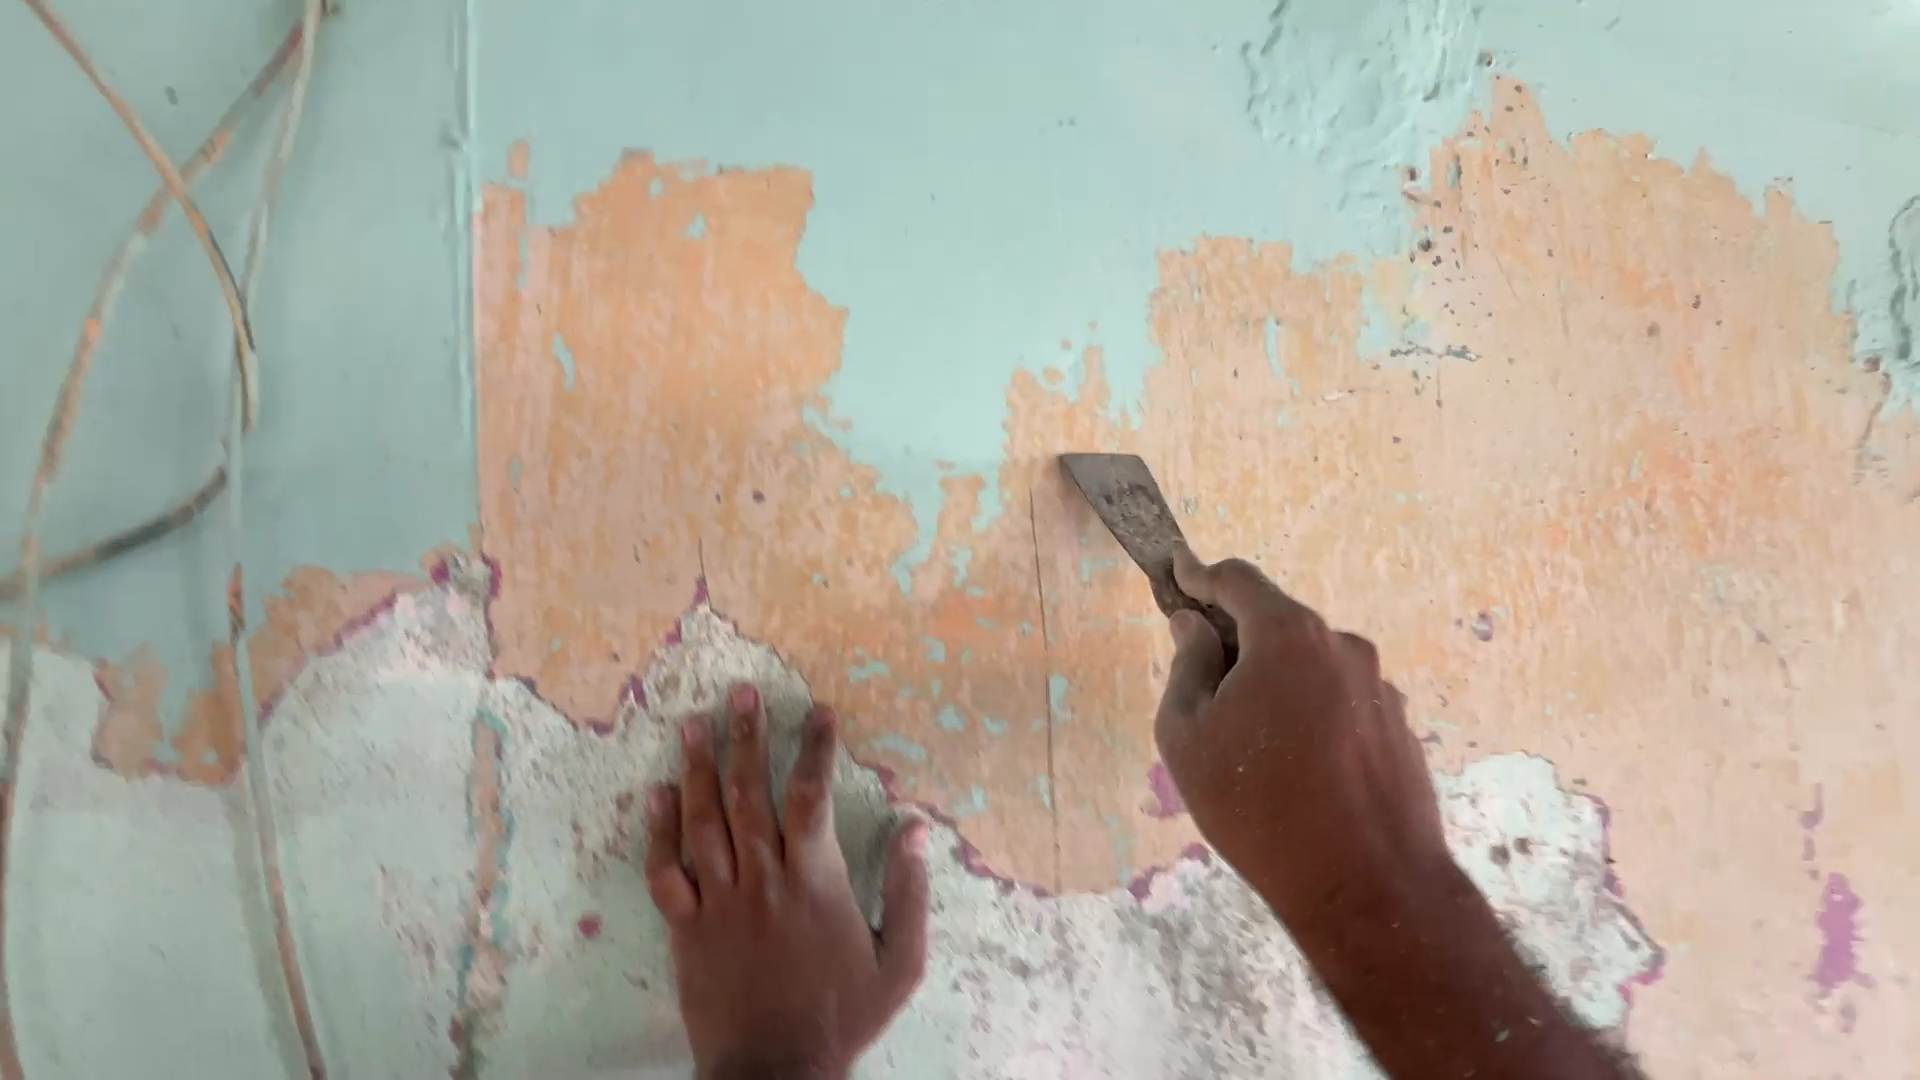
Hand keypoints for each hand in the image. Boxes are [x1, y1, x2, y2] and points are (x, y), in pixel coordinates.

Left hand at [645, 684, 930, 1079]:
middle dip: (748, 738)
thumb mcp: (899, 961)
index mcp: (815, 880)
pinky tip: (656, 794)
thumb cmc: (841, 1014)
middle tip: (742, 694)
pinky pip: (666, 873)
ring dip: (699, 768)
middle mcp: (764, 879)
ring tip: (696, 723)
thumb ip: (909, 892)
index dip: (815, 748)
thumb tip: (915, 829)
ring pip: (704, 822)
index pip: (813, 796)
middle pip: (750, 794)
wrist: (775, 1076)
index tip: (819, 711)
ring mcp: (720, 902)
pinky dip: (658, 832)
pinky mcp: (686, 929)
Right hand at [1153, 547, 1448, 924]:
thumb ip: (1187, 665)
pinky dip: (1306, 709)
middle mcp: (1341, 646)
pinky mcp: (1398, 726)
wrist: (1369, 889)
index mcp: (1287, 636)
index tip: (1177, 570)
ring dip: (1273, 678)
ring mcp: (1378, 687)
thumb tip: (1192, 626)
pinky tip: (1294, 765)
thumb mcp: (1188, 733)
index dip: (1200, 574)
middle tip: (1202, 684)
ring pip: (1307, 663)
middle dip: (1234, 637)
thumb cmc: (1256, 804)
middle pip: (1275, 621)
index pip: (1237, 579)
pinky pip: (1337, 698)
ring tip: (1249, 742)